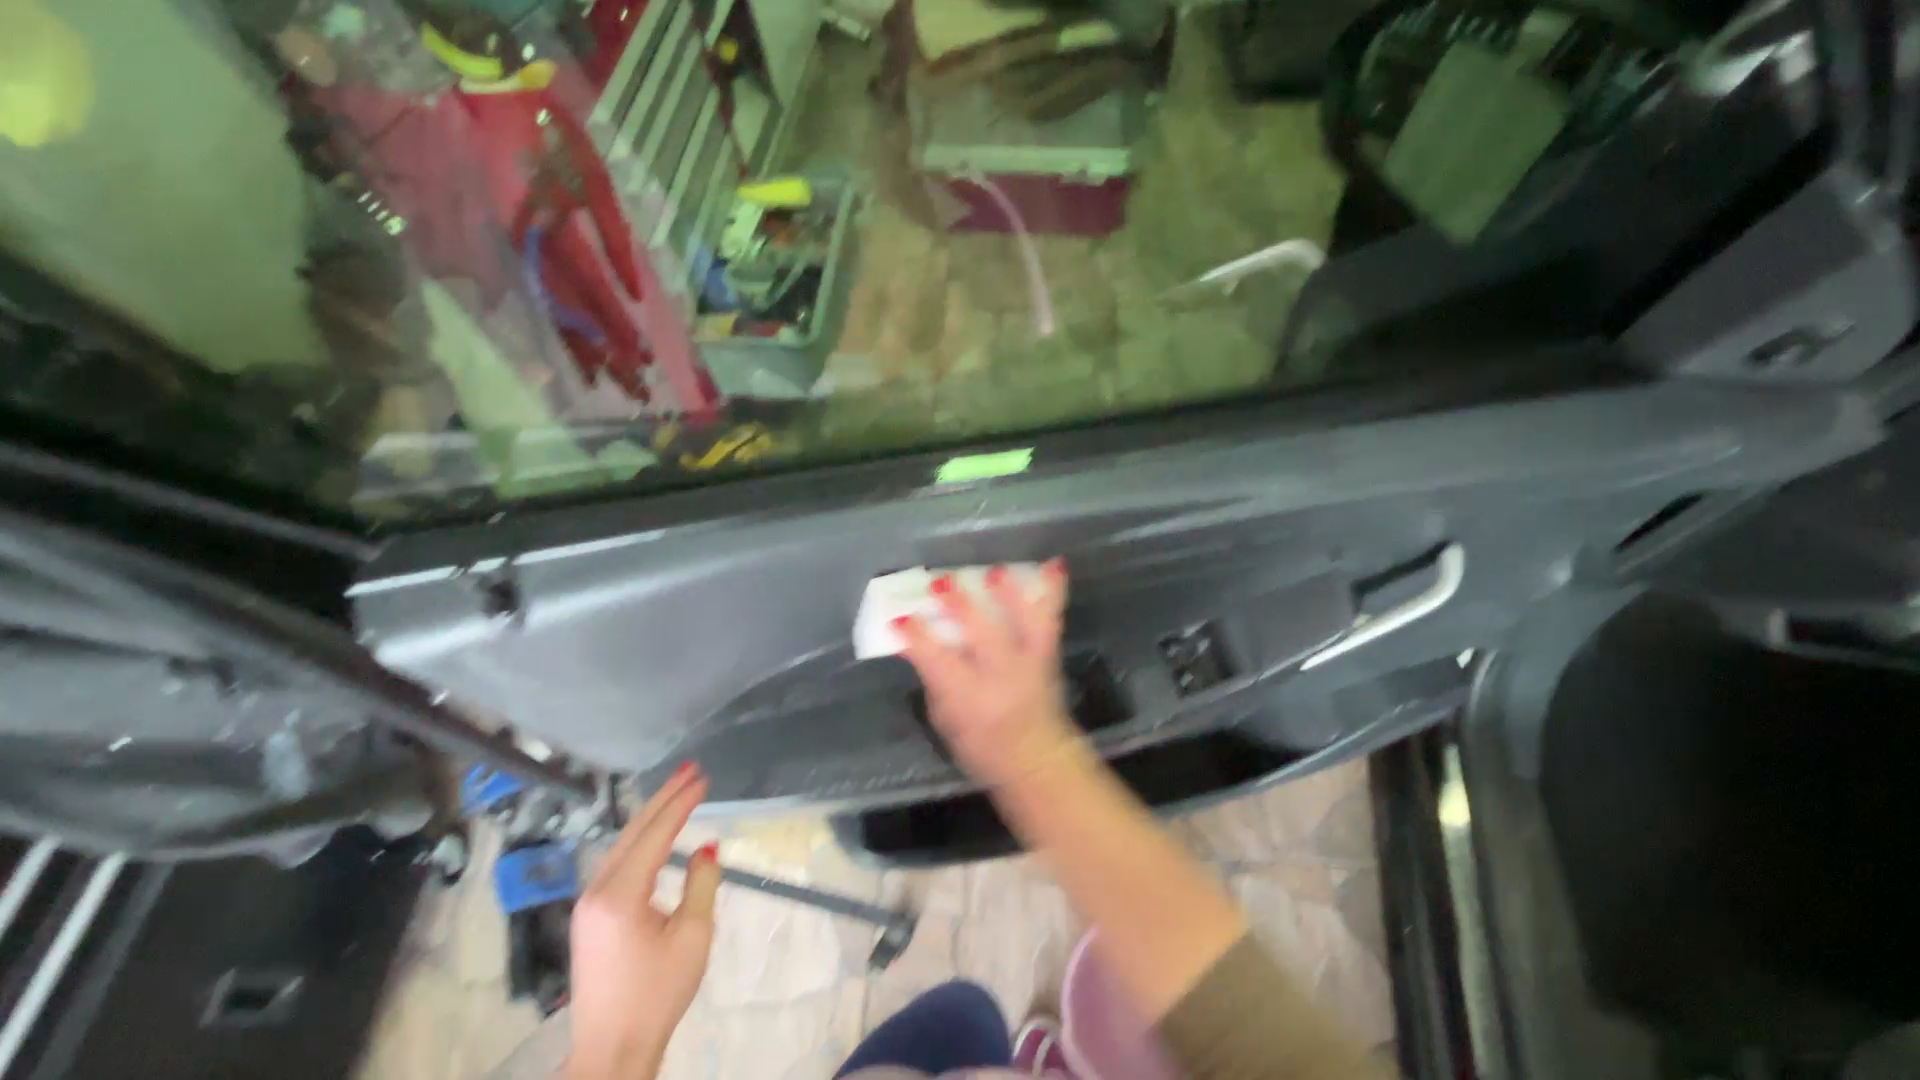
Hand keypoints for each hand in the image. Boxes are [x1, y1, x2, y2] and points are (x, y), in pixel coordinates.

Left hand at [567, 765, 720, 1079]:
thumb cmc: (658, 994)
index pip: (654, 834)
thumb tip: (705, 849)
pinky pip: (616, 864)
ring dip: (651, 817)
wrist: (612, 1048)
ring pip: (622, 846)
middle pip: (632, 832)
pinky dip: (640, 841)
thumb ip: (700, 885)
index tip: (702, 777)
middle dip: (663, 798)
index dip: (680, 804)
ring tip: (677, 791)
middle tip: (691, 768)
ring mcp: (588, 903)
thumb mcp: (693, 937)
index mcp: (620, 894)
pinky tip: (654, 835)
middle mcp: (596, 890)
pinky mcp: (589, 917)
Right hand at [895, 559, 1078, 786]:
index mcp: (969, 698)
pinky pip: (1052, 619)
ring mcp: (1030, 663)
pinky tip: (1055, 564)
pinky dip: (1054, 589)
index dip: (916, 637)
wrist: (1038, 761)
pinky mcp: (1048, 654)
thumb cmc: (982, 747)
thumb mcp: (945, 721)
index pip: (937, 660)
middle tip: (941, 583)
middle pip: (983, 635)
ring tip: (995, 571)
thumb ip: (934, 680)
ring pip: (1023, 623)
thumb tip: (916, 645)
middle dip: (960, 606)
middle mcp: (1002, 677)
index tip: (899, 619)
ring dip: (1008, 594)